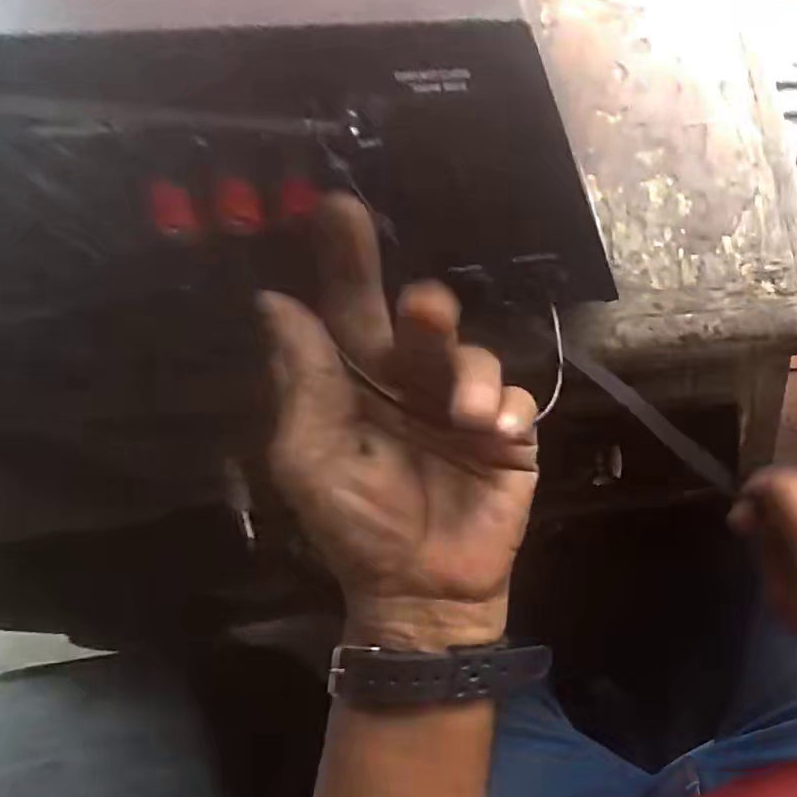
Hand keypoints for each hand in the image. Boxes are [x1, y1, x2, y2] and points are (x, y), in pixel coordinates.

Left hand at [265, 194, 539, 651]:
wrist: (426, 586)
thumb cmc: (360, 527)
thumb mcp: (311, 457)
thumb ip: (306, 383)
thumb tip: (278, 304)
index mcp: (359, 387)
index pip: (350, 314)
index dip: (346, 264)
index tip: (341, 210)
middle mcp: (415, 390)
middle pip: (425, 327)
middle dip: (427, 311)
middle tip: (425, 309)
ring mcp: (468, 415)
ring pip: (479, 360)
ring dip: (472, 377)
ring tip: (464, 419)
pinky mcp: (513, 441)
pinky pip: (518, 405)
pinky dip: (507, 412)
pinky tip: (495, 436)